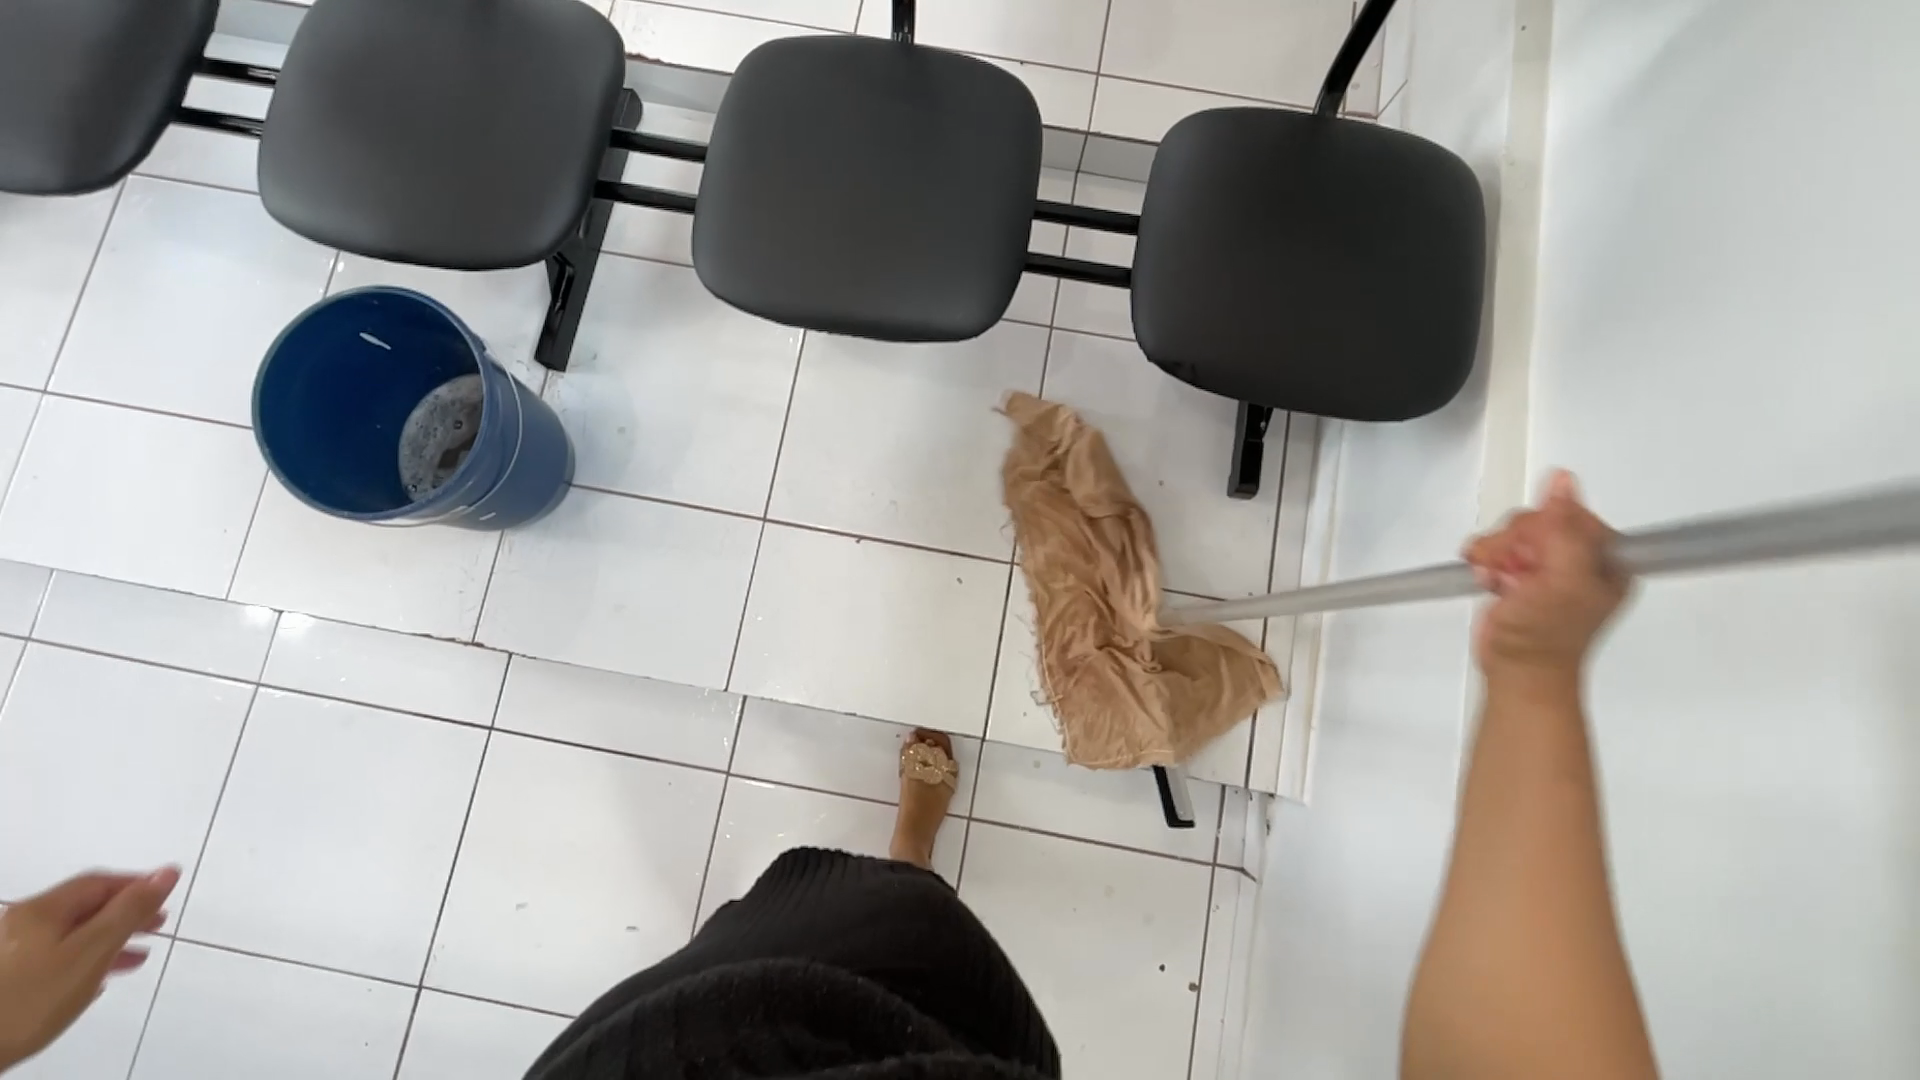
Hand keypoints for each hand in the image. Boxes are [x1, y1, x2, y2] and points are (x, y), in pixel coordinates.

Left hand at [0, 868, 178, 1072]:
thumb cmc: (34, 996)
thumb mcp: (93, 949)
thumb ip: (132, 909)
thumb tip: (168, 871)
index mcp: (40, 911)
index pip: (99, 883)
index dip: (138, 885)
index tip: (168, 898)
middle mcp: (19, 926)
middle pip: (84, 908)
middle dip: (125, 914)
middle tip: (157, 925)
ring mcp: (7, 955)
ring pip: (71, 936)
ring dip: (109, 940)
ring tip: (136, 956)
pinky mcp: (4, 982)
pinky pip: (54, 959)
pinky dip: (83, 961)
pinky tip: (95, 980)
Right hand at [1464, 471, 1630, 679]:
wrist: (1517, 671)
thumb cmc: (1545, 632)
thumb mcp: (1562, 579)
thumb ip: (1564, 529)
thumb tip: (1561, 478)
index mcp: (1608, 557)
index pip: (1570, 513)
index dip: (1543, 528)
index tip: (1533, 557)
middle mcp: (1580, 557)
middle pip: (1536, 521)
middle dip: (1513, 543)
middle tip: (1513, 572)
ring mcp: (1547, 567)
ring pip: (1511, 532)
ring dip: (1494, 553)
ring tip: (1496, 579)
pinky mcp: (1517, 575)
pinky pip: (1494, 548)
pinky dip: (1484, 561)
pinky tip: (1487, 579)